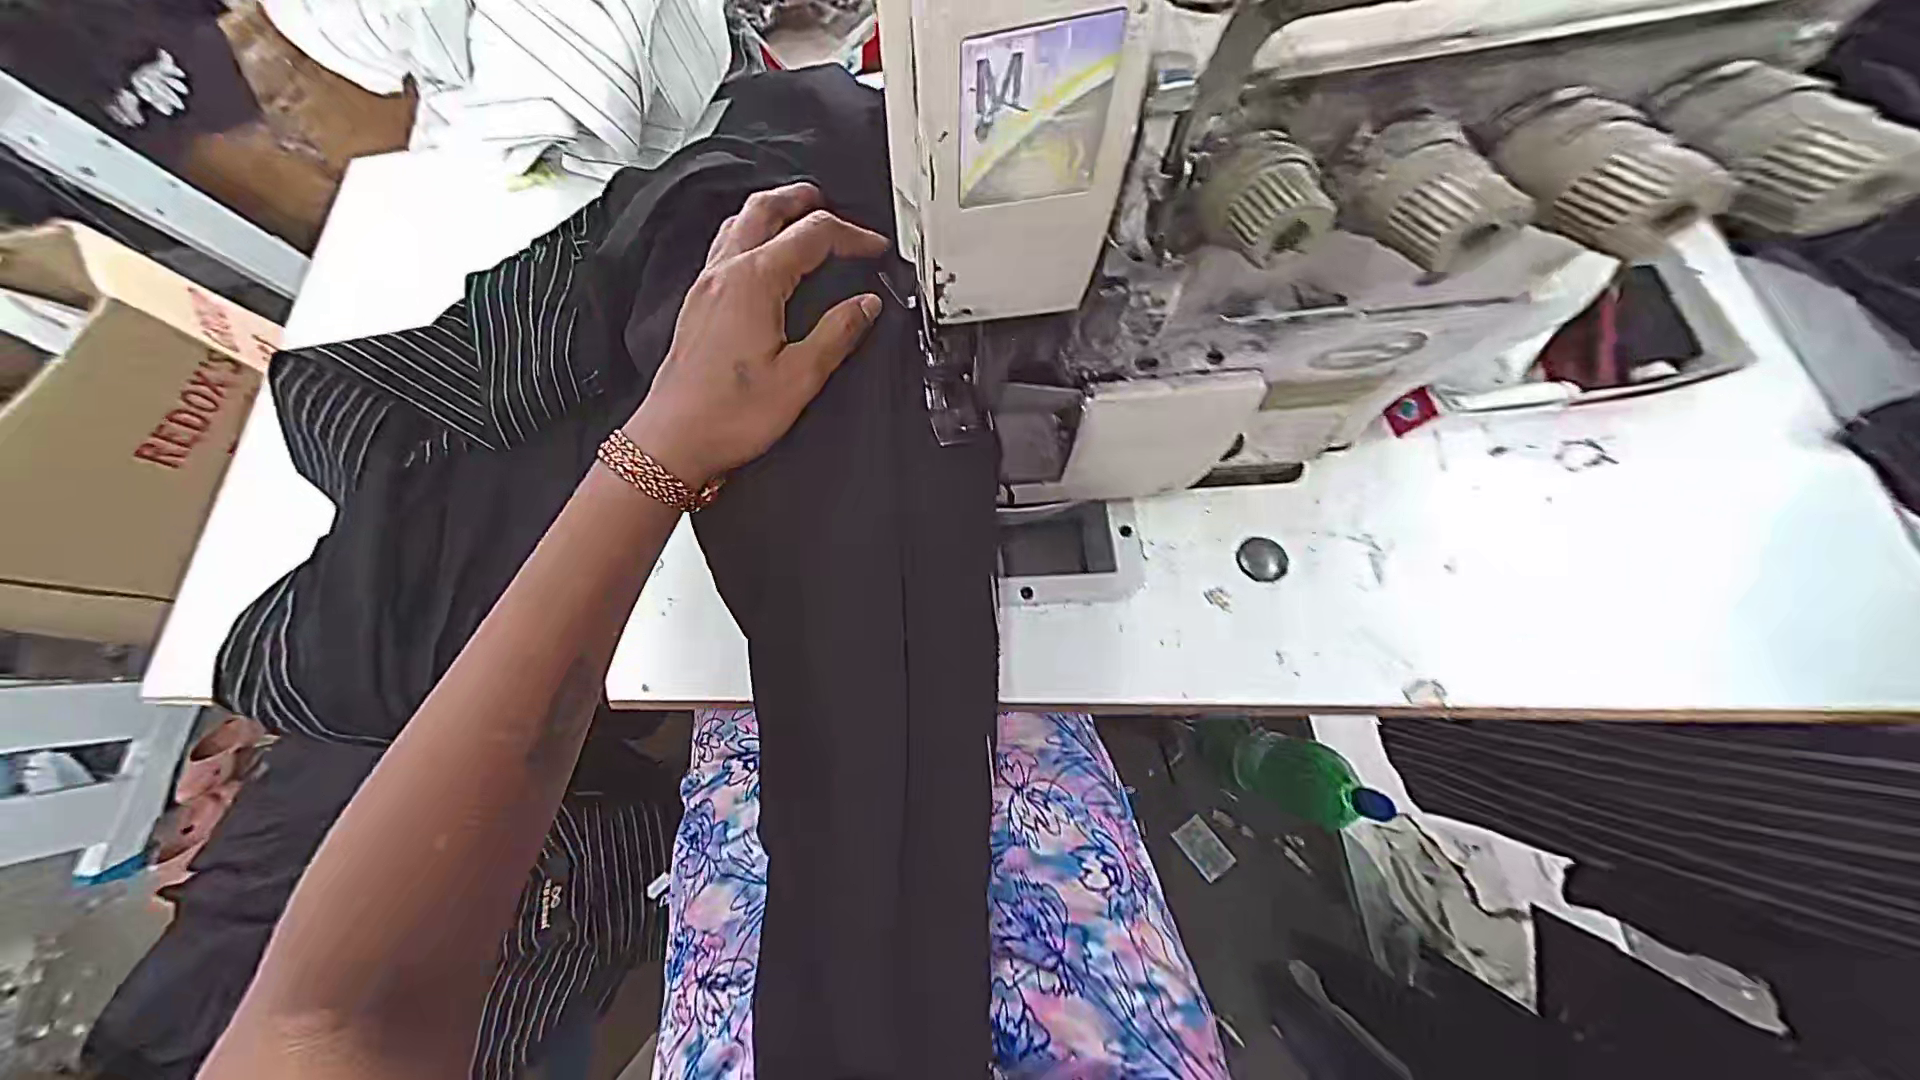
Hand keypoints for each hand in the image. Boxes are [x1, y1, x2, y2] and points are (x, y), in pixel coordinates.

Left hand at [623, 182, 888, 488]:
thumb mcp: (800, 378)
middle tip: (829, 203)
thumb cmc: (730, 415)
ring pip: (739, 224)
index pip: (812, 236)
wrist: (675, 439)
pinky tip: (758, 256)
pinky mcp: (698, 306)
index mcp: (754, 282)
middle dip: (802, 200)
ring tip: (796, 217)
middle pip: (765, 210)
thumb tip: (866, 305)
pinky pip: (723, 248)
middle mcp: (724, 274)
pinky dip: (749, 235)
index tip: (875, 248)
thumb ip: (837, 334)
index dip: (851, 236)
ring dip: (772, 211)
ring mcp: (705, 287)